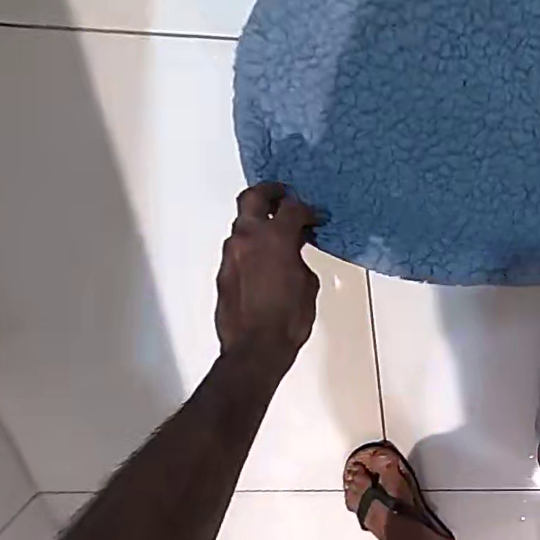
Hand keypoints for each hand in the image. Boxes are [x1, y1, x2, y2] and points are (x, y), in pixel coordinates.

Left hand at [215, 183, 320, 369]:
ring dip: (258, 221)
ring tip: (277, 231)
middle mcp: (248, 238)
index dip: (307, 209)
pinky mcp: (224, 271)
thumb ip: (298, 257)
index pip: (291, 208)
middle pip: (253, 198)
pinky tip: (266, 257)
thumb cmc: (288, 318)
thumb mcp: (307, 282)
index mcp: (275, 237)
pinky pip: (238, 247)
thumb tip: (293, 252)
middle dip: (270, 193)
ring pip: (242, 223)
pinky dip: (252, 244)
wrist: (256, 346)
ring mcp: (232, 254)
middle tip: (283, 196)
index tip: (315, 216)